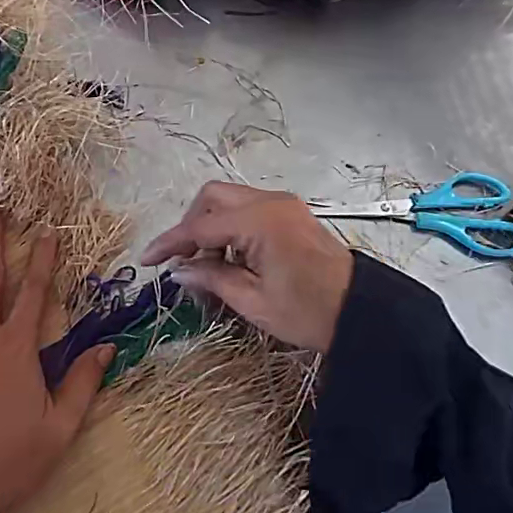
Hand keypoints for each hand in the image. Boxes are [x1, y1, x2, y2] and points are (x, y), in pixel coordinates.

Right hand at [139, 181, 354, 354]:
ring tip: (206, 262)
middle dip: (190, 225)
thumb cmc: (309, 312)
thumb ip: (211, 278)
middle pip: (211, 197)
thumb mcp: (252, 301)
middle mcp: (269, 202)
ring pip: (228, 199)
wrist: (366, 314)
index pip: (199, 226)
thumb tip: (179, 270)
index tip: (146, 260)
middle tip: (183, 259)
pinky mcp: (290, 214)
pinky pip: (247, 208)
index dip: (169, 243)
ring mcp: (283, 205)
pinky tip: (229, 256)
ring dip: (209, 224)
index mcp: (259, 221)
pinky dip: (229, 226)